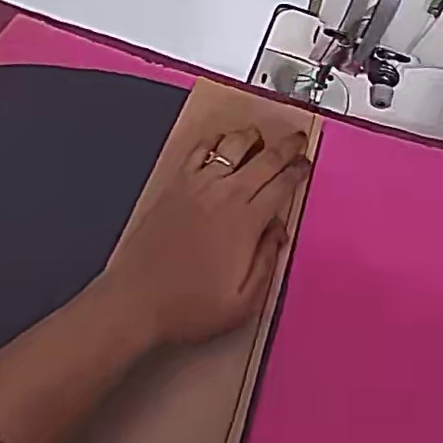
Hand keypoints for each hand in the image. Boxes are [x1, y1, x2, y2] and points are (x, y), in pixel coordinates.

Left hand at [100, 127, 310, 346]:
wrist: (136, 300)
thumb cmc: (189, 306)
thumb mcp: (242, 302)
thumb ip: (267, 262)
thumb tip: (280, 231)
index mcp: (246, 221)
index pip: (282, 184)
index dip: (298, 171)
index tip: (306, 165)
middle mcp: (226, 194)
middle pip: (265, 158)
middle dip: (287, 146)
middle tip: (298, 140)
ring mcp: (199, 184)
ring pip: (234, 144)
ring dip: (253, 136)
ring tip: (261, 138)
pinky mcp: (177, 182)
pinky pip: (201, 148)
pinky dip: (216, 139)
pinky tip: (222, 142)